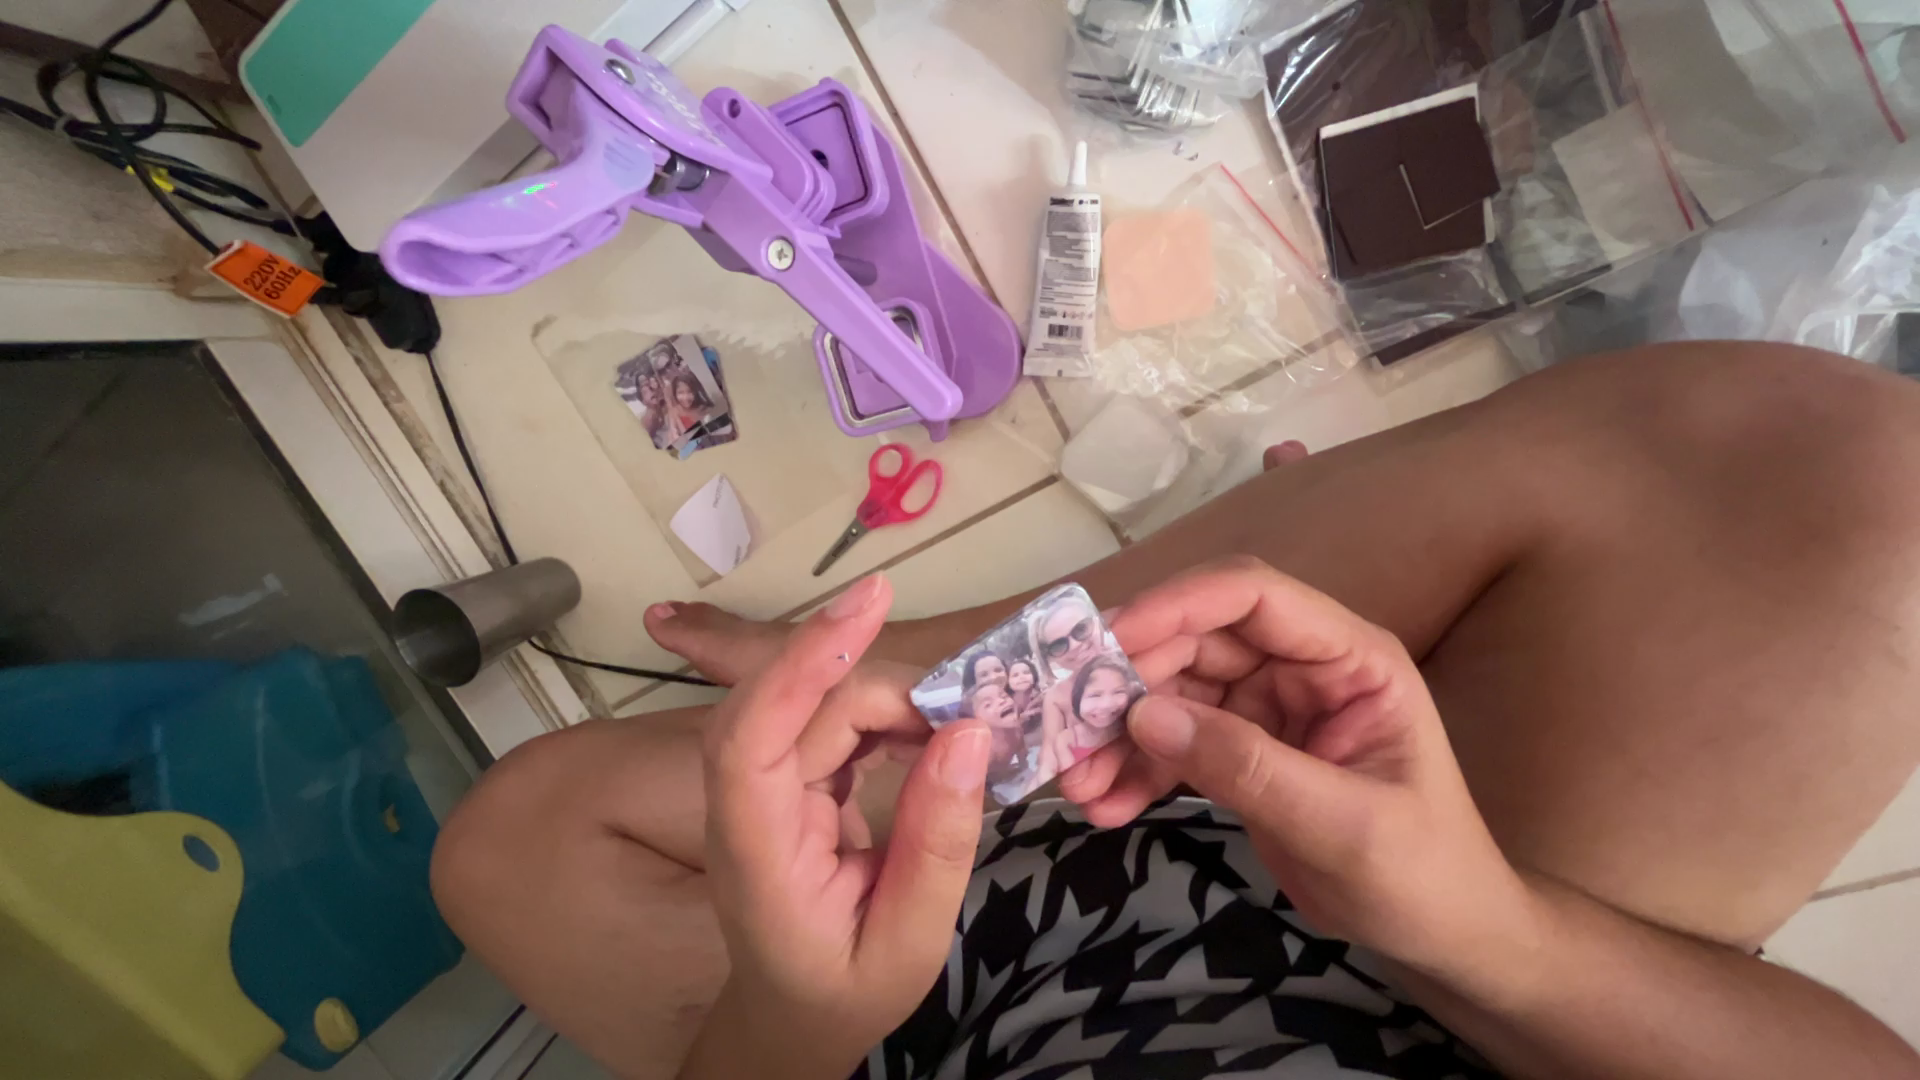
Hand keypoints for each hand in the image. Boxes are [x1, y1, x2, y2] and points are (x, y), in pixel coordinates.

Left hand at [679, 575, 991, 1079]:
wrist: (794, 1010)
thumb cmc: (845, 990)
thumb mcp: (910, 943)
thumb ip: (936, 845)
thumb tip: (969, 733)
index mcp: (755, 854)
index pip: (750, 738)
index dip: (802, 662)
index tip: (869, 605)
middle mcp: (743, 802)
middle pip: (799, 703)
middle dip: (884, 687)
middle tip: (967, 713)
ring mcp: (762, 781)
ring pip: (819, 698)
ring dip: (893, 698)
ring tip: (955, 727)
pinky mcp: (788, 770)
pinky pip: (832, 714)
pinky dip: (887, 711)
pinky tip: (926, 732)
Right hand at [1082, 556, 1533, 978]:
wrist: (1440, 937)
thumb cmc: (1423, 876)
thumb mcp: (1345, 827)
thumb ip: (1248, 767)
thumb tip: (1144, 716)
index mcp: (1345, 657)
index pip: (1251, 595)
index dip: (1177, 604)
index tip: (1109, 640)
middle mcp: (1295, 665)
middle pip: (1190, 643)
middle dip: (1127, 684)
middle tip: (1069, 727)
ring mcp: (1261, 705)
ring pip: (1167, 692)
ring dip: (1116, 733)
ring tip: (1077, 783)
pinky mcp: (1234, 744)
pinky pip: (1170, 741)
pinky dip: (1133, 768)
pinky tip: (1106, 805)